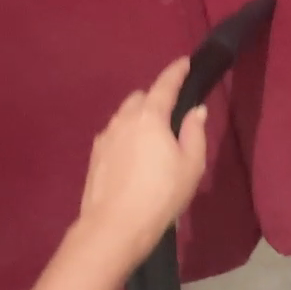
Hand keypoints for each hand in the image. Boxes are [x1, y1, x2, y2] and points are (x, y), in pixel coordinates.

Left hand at [76, 57, 209, 262]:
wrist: (114, 227)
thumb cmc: (161, 194)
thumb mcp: (191, 165)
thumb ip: (194, 132)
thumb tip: (195, 110)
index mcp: (150, 117)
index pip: (165, 85)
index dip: (176, 72)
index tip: (185, 62)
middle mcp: (123, 120)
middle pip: (141, 98)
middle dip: (156, 97)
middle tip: (172, 113)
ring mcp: (105, 138)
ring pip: (125, 116)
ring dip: (140, 117)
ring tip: (154, 138)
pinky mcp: (95, 156)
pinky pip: (115, 135)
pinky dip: (127, 135)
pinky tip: (135, 156)